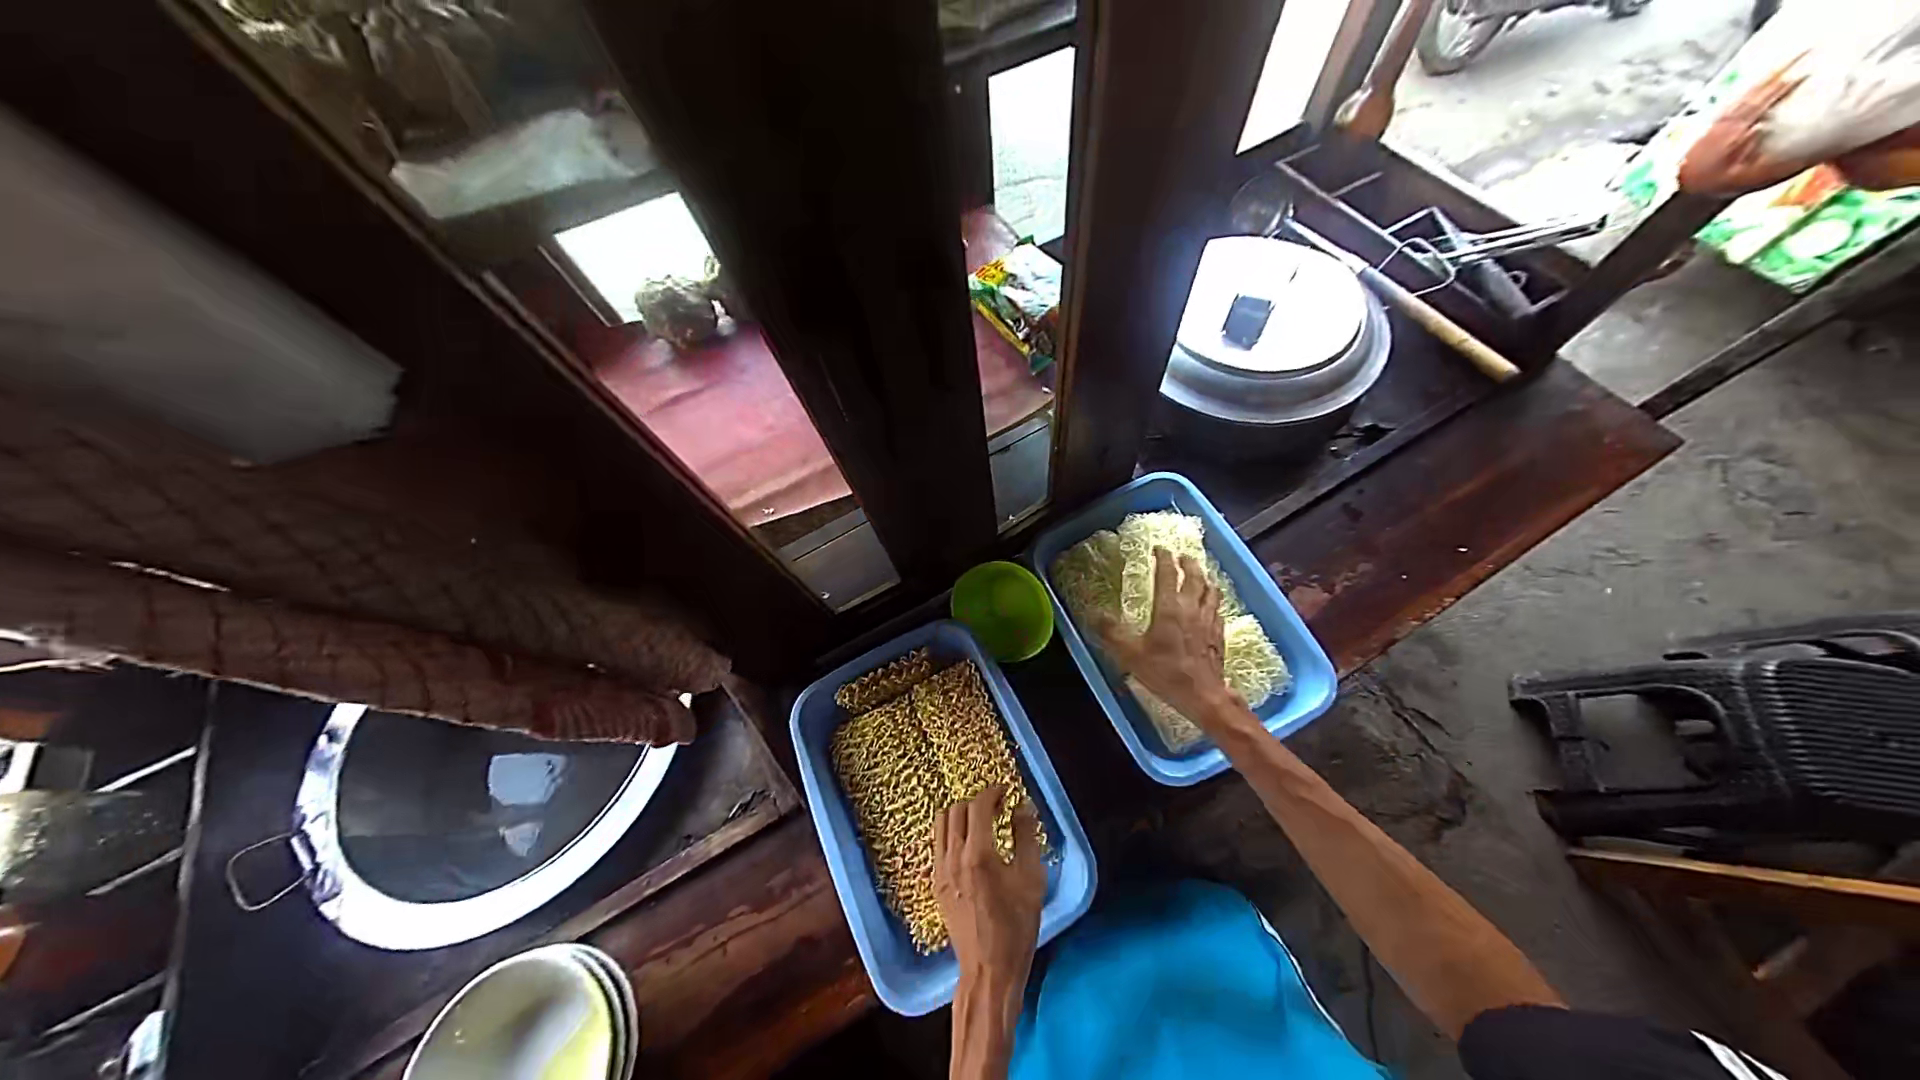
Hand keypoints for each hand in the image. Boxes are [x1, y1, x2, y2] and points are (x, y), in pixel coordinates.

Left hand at [934, 786, 1044, 1079]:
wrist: (989, 969)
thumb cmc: (1016, 926)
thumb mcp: (1032, 880)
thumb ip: (1026, 837)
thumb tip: (1022, 807)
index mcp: (977, 853)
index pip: (978, 805)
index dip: (992, 792)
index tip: (1006, 791)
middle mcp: (953, 856)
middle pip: (956, 809)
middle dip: (977, 801)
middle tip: (997, 806)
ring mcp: (940, 870)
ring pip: (942, 824)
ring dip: (961, 814)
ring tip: (982, 822)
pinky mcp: (936, 883)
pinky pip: (939, 844)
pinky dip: (952, 833)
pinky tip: (970, 844)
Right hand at [1090, 548, 1240, 726]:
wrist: (1203, 696)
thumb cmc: (1166, 673)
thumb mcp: (1131, 654)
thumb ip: (1111, 634)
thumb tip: (1094, 615)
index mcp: (1169, 608)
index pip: (1168, 575)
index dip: (1163, 559)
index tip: (1159, 549)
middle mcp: (1192, 609)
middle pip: (1194, 578)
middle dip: (1188, 564)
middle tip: (1182, 556)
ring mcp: (1208, 622)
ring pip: (1210, 592)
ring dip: (1205, 579)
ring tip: (1201, 574)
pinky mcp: (1218, 636)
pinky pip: (1218, 610)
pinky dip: (1213, 601)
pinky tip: (1211, 606)